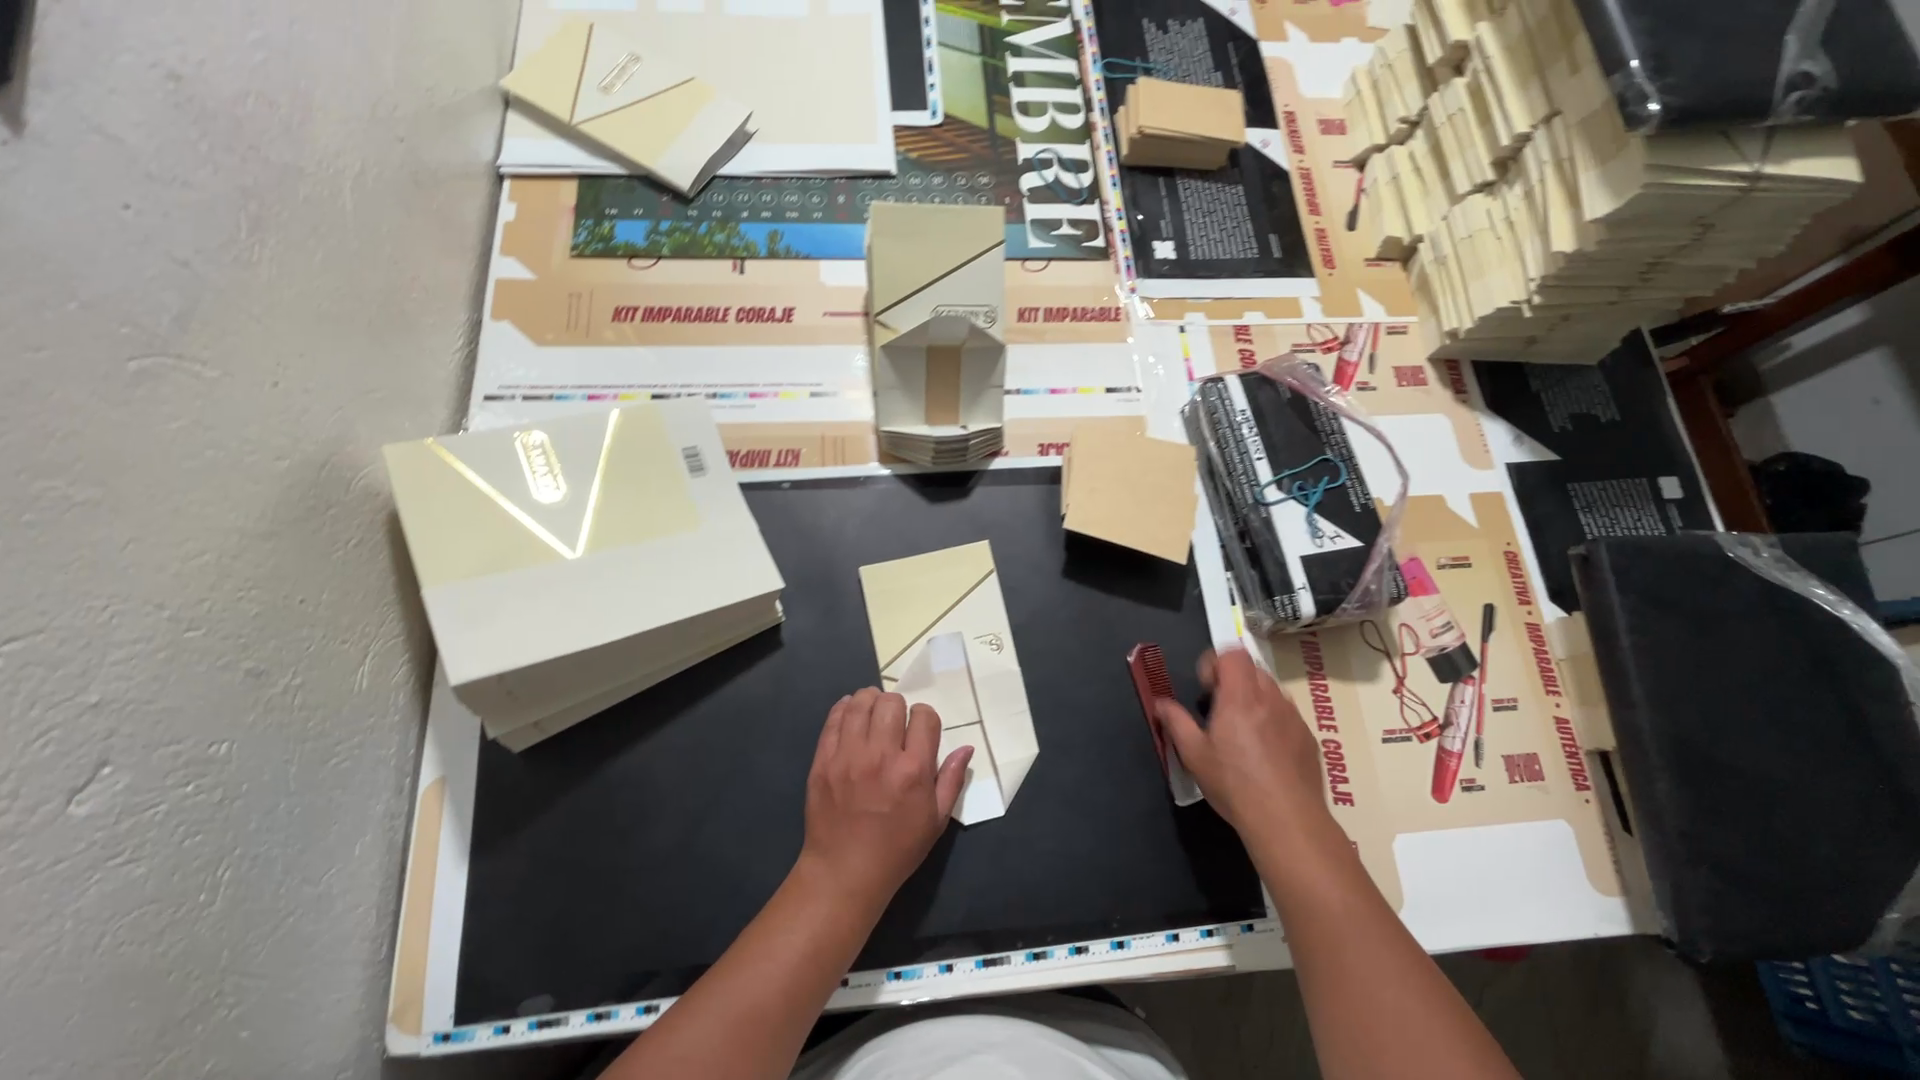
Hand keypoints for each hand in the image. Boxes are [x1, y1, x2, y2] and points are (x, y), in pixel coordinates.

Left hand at [797, 688, 972, 907]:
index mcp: (914, 770)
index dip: (925, 718)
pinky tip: (851, 715)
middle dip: (898, 706)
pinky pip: (834, 719)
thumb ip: (952, 780)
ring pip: (860, 703)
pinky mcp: (823, 760)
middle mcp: (881, 756)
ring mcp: (848, 756)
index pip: (924, 716)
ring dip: (871, 701)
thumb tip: (966, 748)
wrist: (845, 872)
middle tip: (896, 723)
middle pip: (891, 703)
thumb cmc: (897, 850)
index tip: (921, 731)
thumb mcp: (936, 821)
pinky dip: (845, 709)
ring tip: (874, 713)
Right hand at [1156, 647, 1333, 848]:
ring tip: (1242, 732)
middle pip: (1252, 669)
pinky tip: (1265, 753)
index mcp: (1240, 697)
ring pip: (1272, 691)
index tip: (1205, 690)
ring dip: (1254, 699)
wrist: (1286, 818)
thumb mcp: (1194, 754)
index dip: (1215, 663)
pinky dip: (1273, 720)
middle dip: (1233, 680)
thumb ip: (1175, 722)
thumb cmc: (1234, 783)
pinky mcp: (1308, 738)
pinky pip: (1287, 715)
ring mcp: (1294, 717)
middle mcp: (1271, 699)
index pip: (1232, 654)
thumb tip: (1160, 703)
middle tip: (1218, 710)